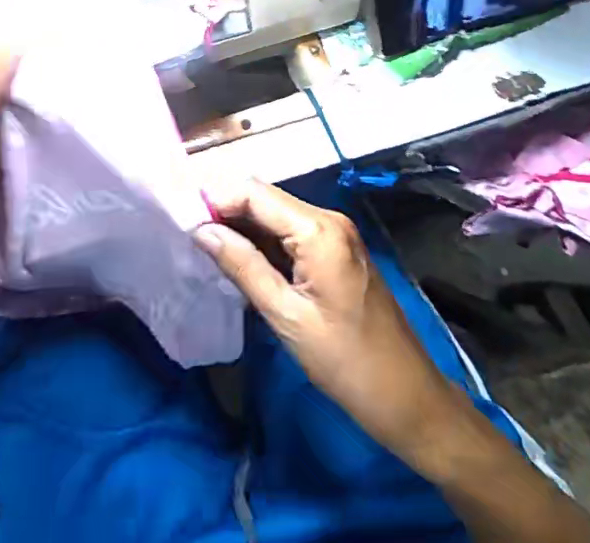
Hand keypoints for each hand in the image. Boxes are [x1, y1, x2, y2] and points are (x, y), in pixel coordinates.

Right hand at [194, 178, 470, 475]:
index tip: (180, 218)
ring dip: (239, 226)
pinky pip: (288, 233)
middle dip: (223, 210)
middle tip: (186, 233)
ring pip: (273, 214)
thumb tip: (200, 229)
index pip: (253, 192)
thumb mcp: (286, 316)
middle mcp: (327, 220)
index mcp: (319, 230)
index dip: (214, 199)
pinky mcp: (333, 252)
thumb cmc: (347, 362)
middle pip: (263, 198)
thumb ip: (242, 266)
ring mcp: (333, 235)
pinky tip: (236, 257)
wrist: (408, 398)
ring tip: (203, 245)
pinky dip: (260, 241)